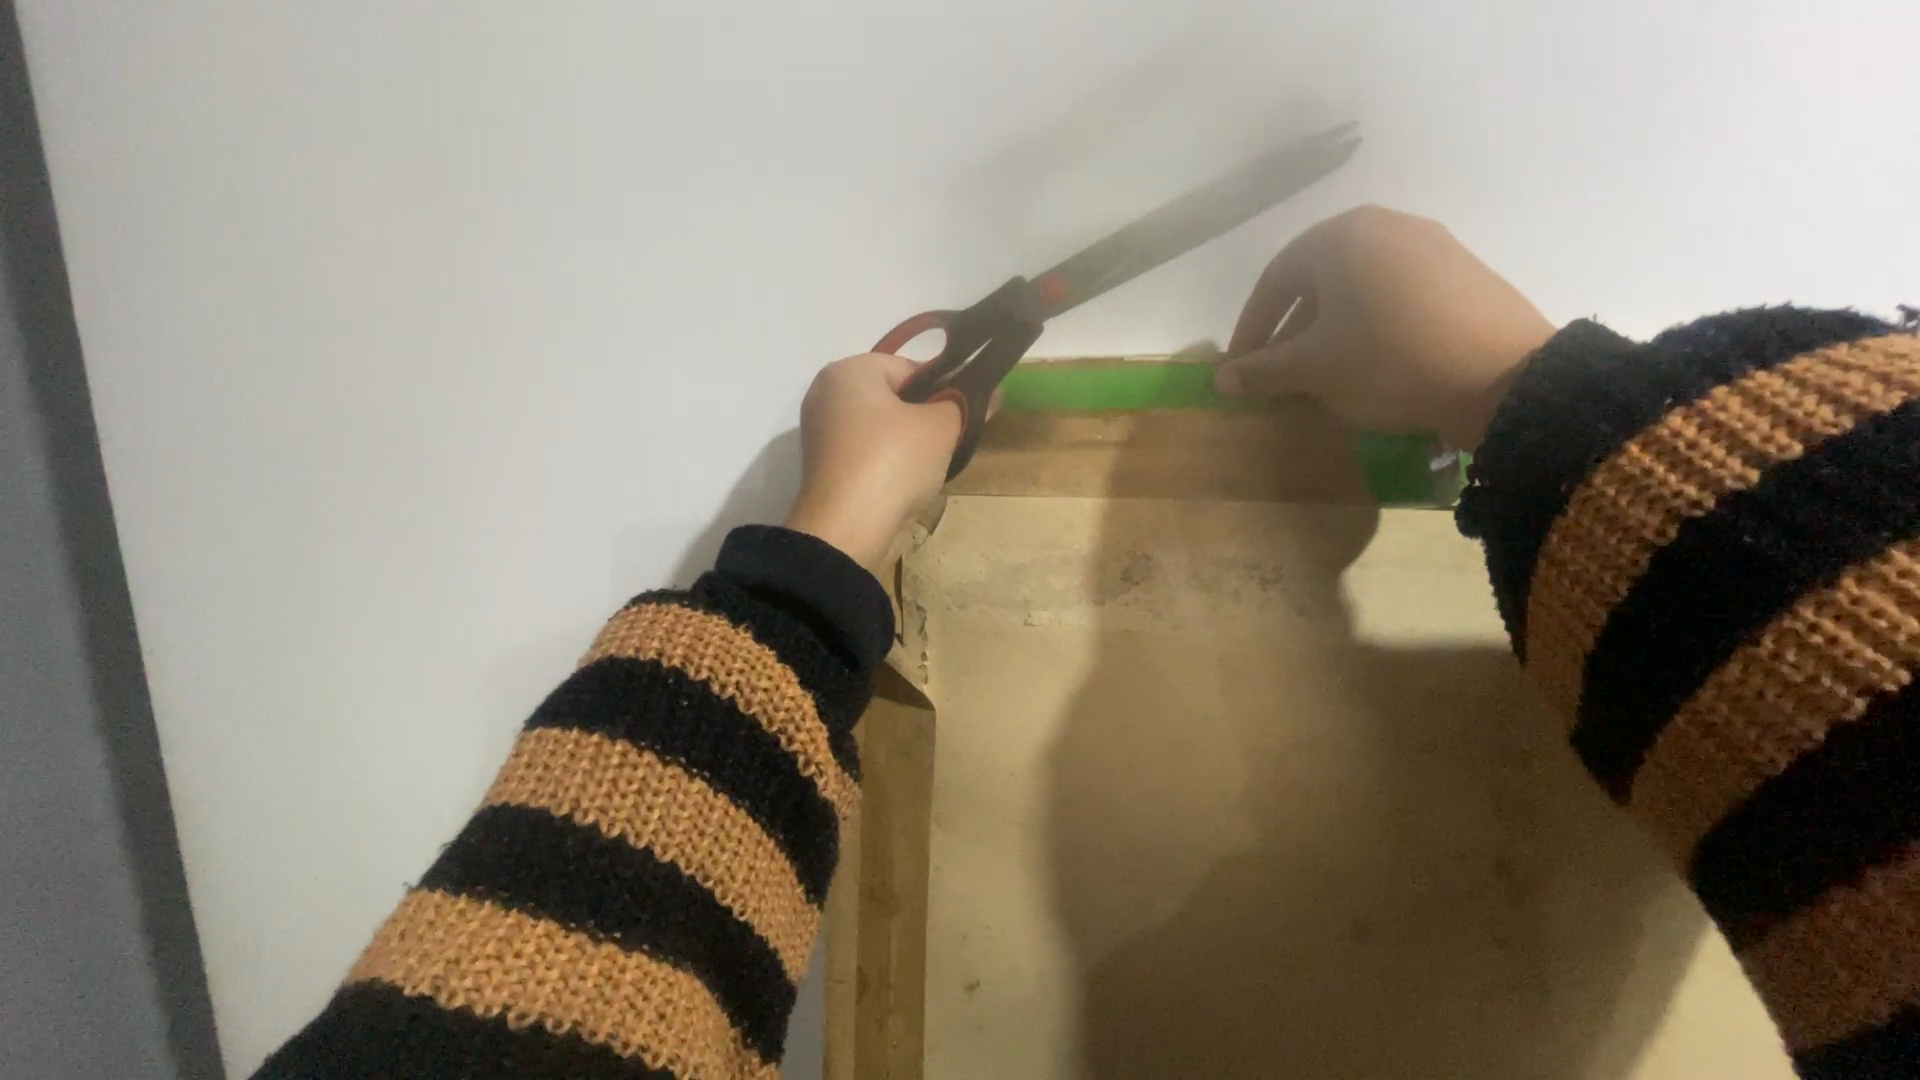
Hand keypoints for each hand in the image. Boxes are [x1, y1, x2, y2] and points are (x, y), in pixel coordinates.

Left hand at [783, 352, 962, 570]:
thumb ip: (967, 405)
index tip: (964, 413)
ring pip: (881, 430)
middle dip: (925, 418)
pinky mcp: (825, 469)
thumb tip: (991, 394)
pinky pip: (868, 456)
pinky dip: (889, 465)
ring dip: (909, 445)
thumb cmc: (893, 461)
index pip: (909, 367)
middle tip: (951, 440)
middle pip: (894, 398)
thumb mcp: (941, 427)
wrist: (849, 529)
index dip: (943, 388)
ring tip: (933, 466)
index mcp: (848, 371)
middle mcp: (826, 395)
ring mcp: (821, 435)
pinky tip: (909, 484)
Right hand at [1214, 205, 1556, 449]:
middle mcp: (1383, 226)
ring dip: (1327, 332)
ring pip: (1355, 289)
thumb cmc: (1386, 360)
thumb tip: (1222, 380)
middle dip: (1288, 332)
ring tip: (1320, 373)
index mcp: (1340, 237)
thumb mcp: (1313, 369)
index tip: (1239, 369)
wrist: (1503, 376)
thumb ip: (1262, 370)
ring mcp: (1429, 245)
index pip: (1273, 282)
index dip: (1249, 329)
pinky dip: (1367, 327)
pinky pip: (1393, 296)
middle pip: (1315, 282)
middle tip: (1276, 374)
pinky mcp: (1461, 272)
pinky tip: (1369, 363)